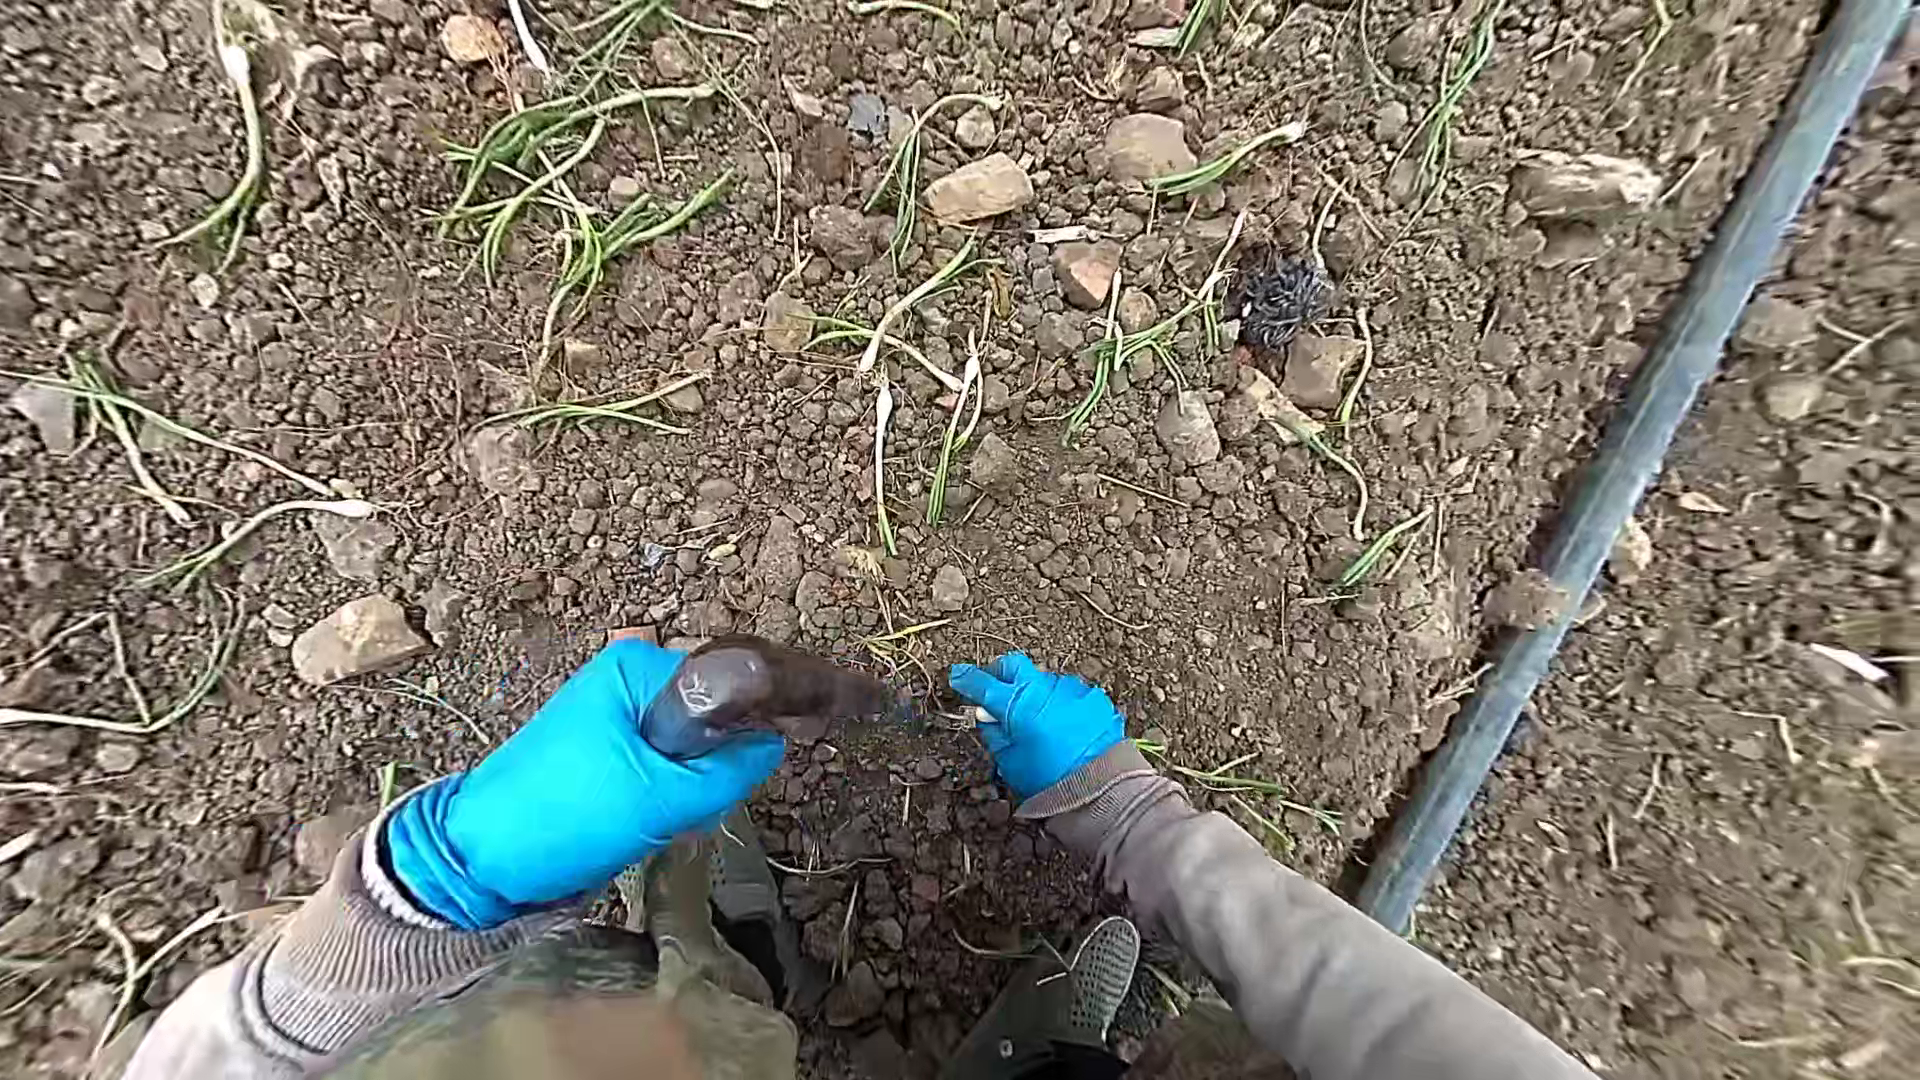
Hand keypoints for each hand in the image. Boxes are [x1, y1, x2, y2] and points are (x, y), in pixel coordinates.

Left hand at [385, 640, 785, 928]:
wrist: (472, 865)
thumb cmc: (567, 817)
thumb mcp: (662, 797)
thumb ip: (732, 768)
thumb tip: (777, 743)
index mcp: (638, 667)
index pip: (726, 678)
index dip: (756, 714)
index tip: (781, 744)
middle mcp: (629, 673)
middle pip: (711, 706)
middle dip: (718, 754)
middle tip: (713, 795)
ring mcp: (616, 704)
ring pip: (690, 733)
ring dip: (695, 772)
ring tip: (681, 810)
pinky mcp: (608, 736)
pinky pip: (665, 748)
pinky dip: (674, 778)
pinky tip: (663, 809)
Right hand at [948, 652, 1123, 798]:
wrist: (1102, 789)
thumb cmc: (1051, 782)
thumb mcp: (1009, 762)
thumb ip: (994, 732)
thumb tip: (988, 715)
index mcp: (1016, 704)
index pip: (983, 683)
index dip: (966, 679)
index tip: (958, 676)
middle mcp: (1043, 688)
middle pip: (1013, 665)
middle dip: (1000, 673)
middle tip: (995, 689)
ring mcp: (1070, 689)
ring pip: (1042, 681)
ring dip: (1034, 695)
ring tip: (1039, 723)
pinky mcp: (1093, 697)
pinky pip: (1069, 694)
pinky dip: (1060, 705)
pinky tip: (1063, 728)